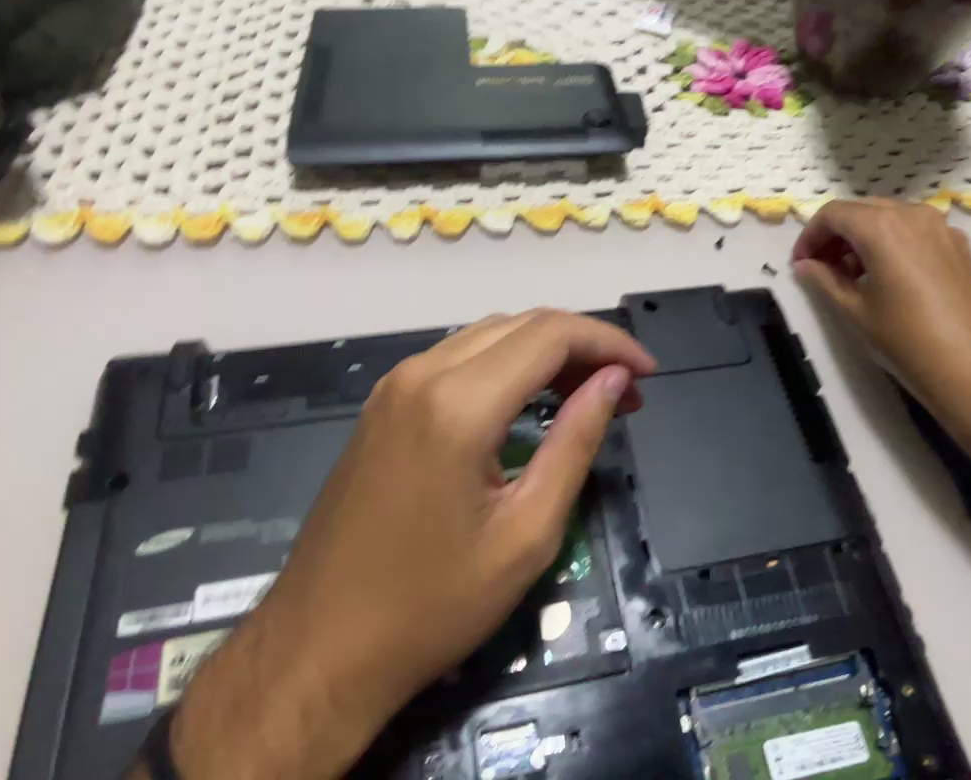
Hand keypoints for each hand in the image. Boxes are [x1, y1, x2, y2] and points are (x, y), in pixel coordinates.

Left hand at [169, 310, 655, 779]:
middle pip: (520, 325)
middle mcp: (421, 374)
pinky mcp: (382, 406)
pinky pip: (456, 360)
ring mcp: (394, 387)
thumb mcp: (527, 533)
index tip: (650, 375)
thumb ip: (575, 443)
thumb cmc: (432, 605)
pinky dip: (504, 367)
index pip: (551, 335)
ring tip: (588, 397)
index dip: (610, 343)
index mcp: (458, 404)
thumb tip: (615, 381)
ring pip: (487, 336)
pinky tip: (530, 404)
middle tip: (626, 393)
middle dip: (582, 346)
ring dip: (544, 353)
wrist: (321, 647)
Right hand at [792, 198, 970, 440]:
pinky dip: (892, 245)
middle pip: (862, 210)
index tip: (801, 263)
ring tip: (851, 278)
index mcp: (883, 226)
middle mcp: (914, 216)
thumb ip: (825, 281)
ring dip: (864, 239)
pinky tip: (886, 281)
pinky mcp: (961, 248)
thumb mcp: (856, 312)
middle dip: (836, 235)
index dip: (810, 236)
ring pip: (891, 219)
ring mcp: (943, 229)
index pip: (833, 213)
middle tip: (820, 268)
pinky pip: (915, 233)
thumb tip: (805, 266)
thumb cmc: (910, 341)